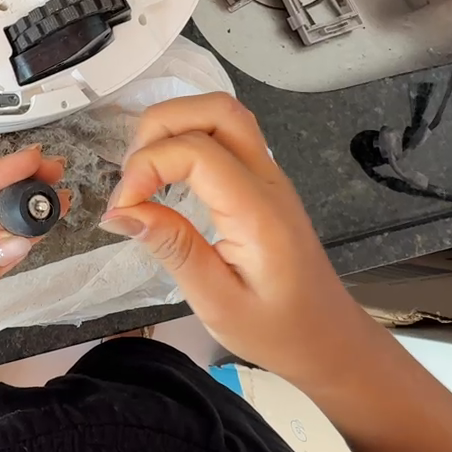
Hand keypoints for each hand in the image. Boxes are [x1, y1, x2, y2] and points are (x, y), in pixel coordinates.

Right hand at [98, 93, 390, 392]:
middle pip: (215, 110)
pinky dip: (184, 135)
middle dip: (158, 128)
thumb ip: (173, 249)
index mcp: (259, 213)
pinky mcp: (260, 177)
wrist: (330, 341)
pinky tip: (165, 172)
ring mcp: (268, 173)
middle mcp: (268, 179)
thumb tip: (120, 213)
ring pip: (220, 111)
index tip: (123, 209)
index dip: (148, 166)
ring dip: (171, 126)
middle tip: (132, 178)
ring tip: (143, 172)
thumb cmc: (277, 331)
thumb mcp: (218, 305)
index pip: (196, 152)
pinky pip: (223, 131)